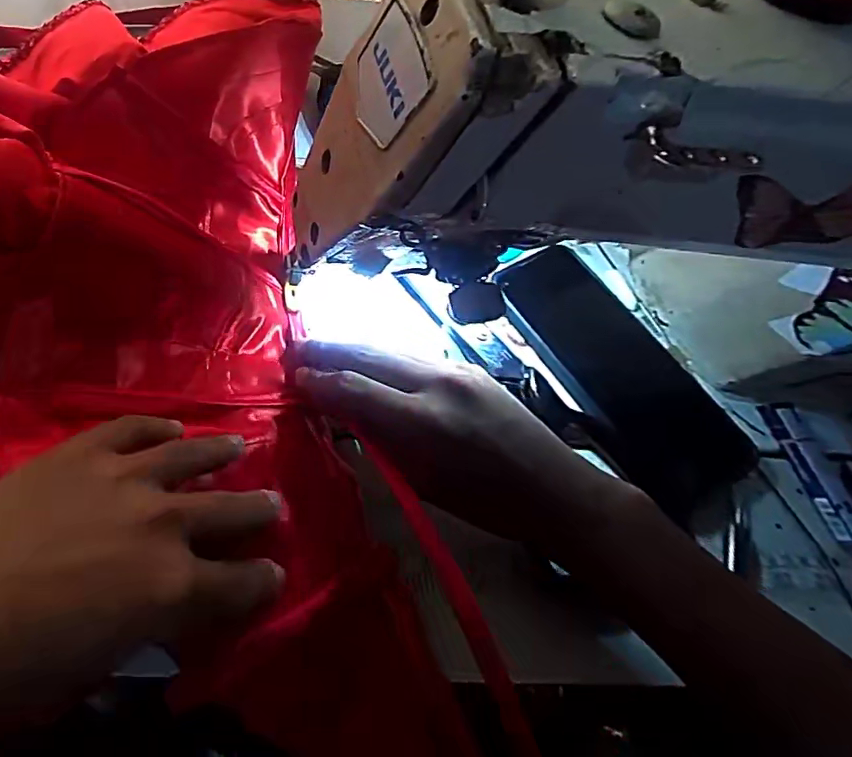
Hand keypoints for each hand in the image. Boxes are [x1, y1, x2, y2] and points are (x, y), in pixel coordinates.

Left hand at [0, 416, 283, 721]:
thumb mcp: (108, 659)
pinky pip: (133, 428)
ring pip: (187, 456)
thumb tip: (169, 607)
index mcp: (173, 587)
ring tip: (237, 444)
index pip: (238, 583)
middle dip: (256, 510)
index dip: (261, 579)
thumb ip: (150, 624)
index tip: (274, 570)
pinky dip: (157, 426)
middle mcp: (163, 523)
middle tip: (274, 502)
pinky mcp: (86, 450)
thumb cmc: (29, 658)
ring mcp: (124, 477)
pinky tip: (171, 426)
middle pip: (226, 511)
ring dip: (217, 452)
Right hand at [293, 340, 640, 554]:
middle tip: (293, 350)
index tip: (292, 377)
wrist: (558, 490)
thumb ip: (379, 442)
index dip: (318, 379)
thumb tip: (339, 415)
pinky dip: (379, 355)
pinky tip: (365, 359)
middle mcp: (437, 383)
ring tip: (320, 349)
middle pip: (366, 353)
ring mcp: (454, 368)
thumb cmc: (488, 505)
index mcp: (424, 422)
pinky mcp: (466, 366)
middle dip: (324, 349)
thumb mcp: (424, 482)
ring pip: (387, 346)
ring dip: (349, 346)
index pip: (355, 387)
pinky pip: (410, 353)